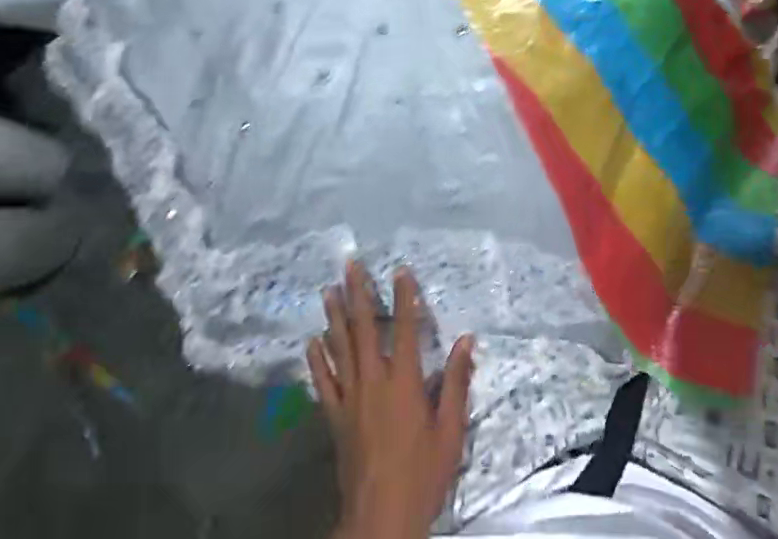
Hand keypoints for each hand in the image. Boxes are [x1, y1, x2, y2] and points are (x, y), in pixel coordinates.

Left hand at [309, 263, 474, 538]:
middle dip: (357, 294)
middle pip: (363, 330)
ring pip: (339, 349)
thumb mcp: (451, 430)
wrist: (381, 517)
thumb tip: (466, 340)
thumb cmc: (423, 473)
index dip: (403, 297)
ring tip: (328, 290)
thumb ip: (457, 382)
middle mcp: (373, 382)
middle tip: (350, 264)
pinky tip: (311, 342)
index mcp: (404, 382)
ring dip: (334, 317)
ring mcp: (349, 399)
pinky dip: (316, 361)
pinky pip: (323, 383)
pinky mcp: (334, 419)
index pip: (403, 329)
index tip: (400, 270)